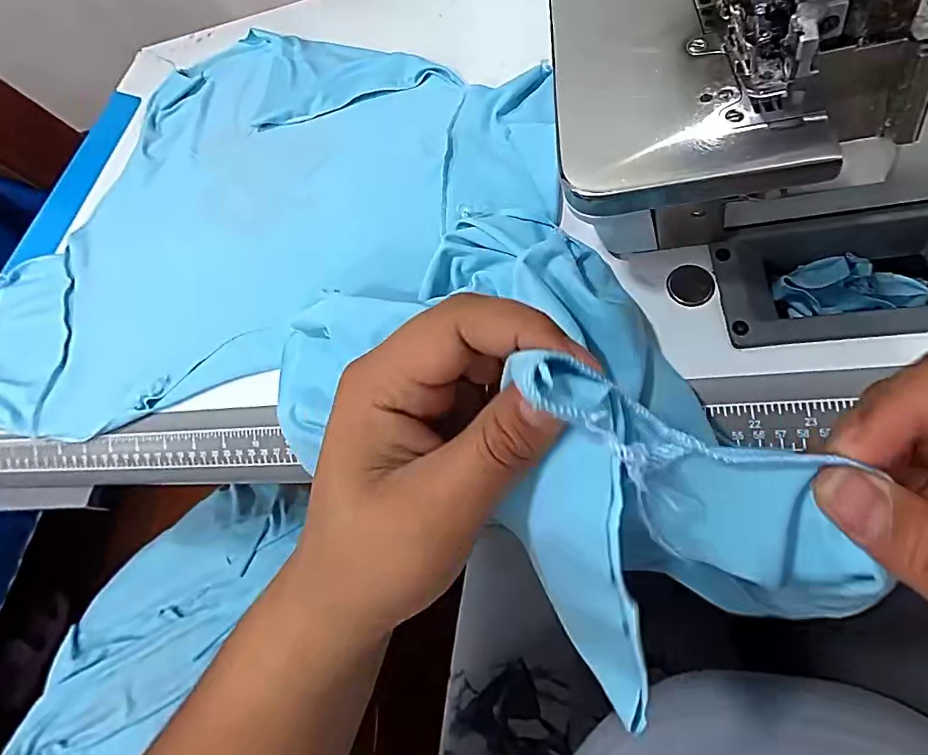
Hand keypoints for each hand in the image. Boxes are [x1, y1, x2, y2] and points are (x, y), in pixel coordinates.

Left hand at [291, 293, 593, 642]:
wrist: (343, 604)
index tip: (580, 369)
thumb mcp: (441, 508)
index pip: (457, 323)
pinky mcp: (437, 410)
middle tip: (585, 385)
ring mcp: (417, 388)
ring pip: (486, 352)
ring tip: (572, 400)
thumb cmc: (376, 561)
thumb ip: (500, 444)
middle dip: (533, 347)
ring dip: (531, 369)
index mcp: (382, 379)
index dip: (523, 330)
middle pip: (474, 328)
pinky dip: (521, 395)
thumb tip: (560, 388)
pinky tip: (544, 418)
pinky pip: (487, 383)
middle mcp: (398, 368)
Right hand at [813, 348, 927, 754]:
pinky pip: (910, 496)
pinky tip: (861, 530)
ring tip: (836, 510)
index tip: (845, 457)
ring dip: (866, 473)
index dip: (897, 408)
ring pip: (911, 449)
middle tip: (829, 486)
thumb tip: (844, 490)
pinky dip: (874, 508)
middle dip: (871, 440)